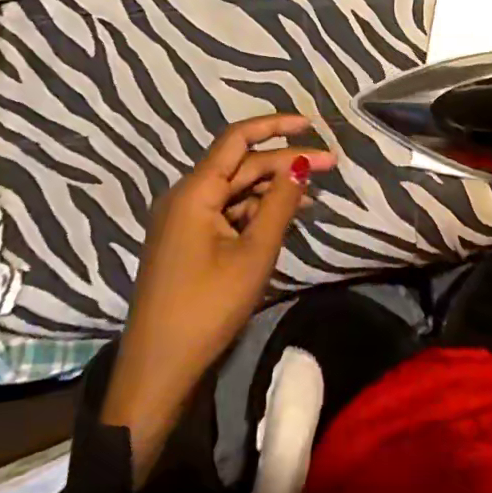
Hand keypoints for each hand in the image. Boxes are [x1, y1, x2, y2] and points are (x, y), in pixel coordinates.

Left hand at [104, 114, 335, 483]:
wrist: (160, 368)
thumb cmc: (208, 307)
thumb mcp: (254, 253)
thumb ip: (280, 203)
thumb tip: (301, 162)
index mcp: (194, 192)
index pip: (237, 140)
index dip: (275, 125)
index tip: (312, 124)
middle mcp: (186, 197)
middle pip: (241, 164)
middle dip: (284, 161)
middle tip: (331, 165)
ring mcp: (185, 220)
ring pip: (236, 189)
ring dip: (273, 187)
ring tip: (313, 194)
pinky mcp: (189, 241)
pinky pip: (228, 211)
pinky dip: (257, 209)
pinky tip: (285, 216)